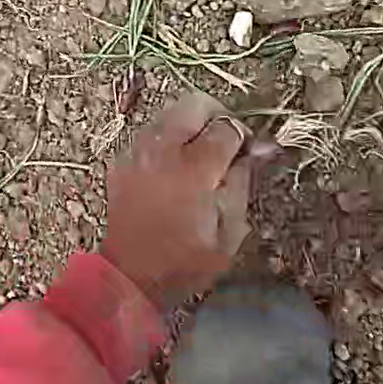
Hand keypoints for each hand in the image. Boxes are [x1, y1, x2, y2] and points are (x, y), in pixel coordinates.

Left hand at [100, 92, 267, 307]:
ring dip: (193, 125)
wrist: (127, 279)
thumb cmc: (185, 262)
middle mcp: (162, 150)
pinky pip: (154, 130)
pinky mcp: (124, 157)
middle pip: (196, 104)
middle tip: (225, 145)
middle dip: (217, 118)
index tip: (247, 153)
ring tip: (201, 155)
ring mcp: (138, 150)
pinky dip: (171, 137)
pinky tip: (176, 166)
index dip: (243, 137)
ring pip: (173, 111)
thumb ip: (243, 181)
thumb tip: (258, 148)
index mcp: (192, 170)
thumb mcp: (229, 232)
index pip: (226, 128)